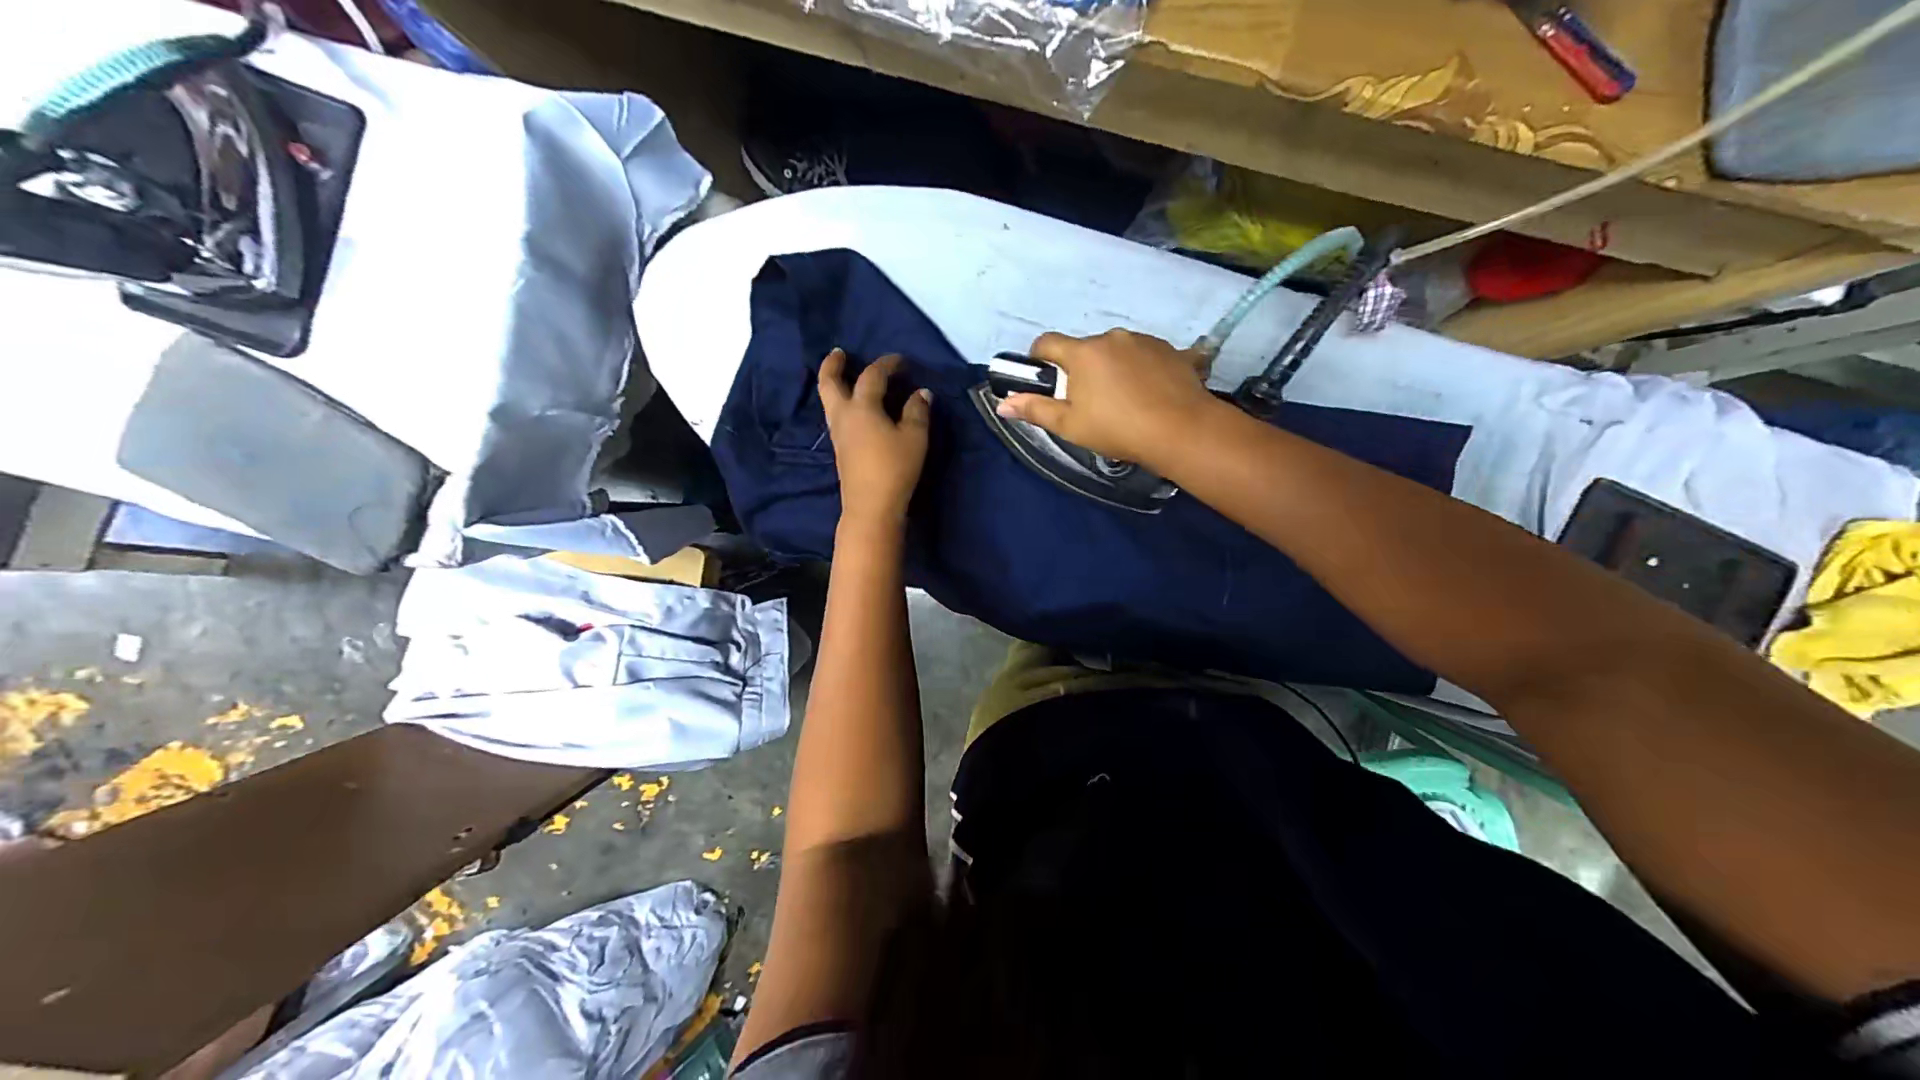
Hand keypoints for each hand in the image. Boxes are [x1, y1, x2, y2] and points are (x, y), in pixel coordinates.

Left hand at [819, 349, 930, 527]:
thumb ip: (917, 411)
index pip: (872, 376)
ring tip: (844, 377)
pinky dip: (841, 403)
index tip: (901, 360)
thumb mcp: (914, 438)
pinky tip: (854, 408)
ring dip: (834, 384)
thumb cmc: (894, 468)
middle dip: (832, 365)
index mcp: (862, 407)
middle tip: (839, 353)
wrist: (871, 507)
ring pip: (829, 401)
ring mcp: (839, 434)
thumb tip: (921, 392)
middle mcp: (844, 416)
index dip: (887, 364)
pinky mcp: (841, 450)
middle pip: (829, 383)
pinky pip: (836, 416)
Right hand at [995, 329, 1224, 468]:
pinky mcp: (1173, 350)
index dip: (1038, 357)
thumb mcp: (1070, 425)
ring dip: (1114, 368)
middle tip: (1088, 402)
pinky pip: (1150, 356)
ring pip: (1118, 351)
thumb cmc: (1117, 429)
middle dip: (1080, 369)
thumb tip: (1003, 404)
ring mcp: (1145, 341)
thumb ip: (1035, 410)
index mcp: (1082, 353)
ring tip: (1125, 401)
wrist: (1181, 430)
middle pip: (1085, 349)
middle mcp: (1112, 338)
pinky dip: (1145, 369)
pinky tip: (1153, 393)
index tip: (1041, 376)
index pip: (1047, 342)